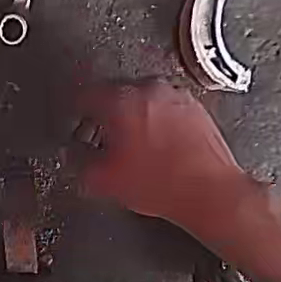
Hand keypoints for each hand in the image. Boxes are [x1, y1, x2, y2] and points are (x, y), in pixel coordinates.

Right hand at [74, 80, 255, 231]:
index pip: (86, 95)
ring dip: (133, 117)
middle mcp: (149, 90)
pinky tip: (156, 147)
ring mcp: (175, 96)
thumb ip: (79, 161)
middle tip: (101, 139)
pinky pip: (165, 109)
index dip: (75, 112)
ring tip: (131, 147)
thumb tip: (71, 153)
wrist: (208, 191)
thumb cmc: (161, 184)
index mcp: (121, 101)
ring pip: (142, 100)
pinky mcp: (195, 108)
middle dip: (105, 116)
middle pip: (115, 94)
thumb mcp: (104, 180)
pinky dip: (156, 122)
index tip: (75, 122)